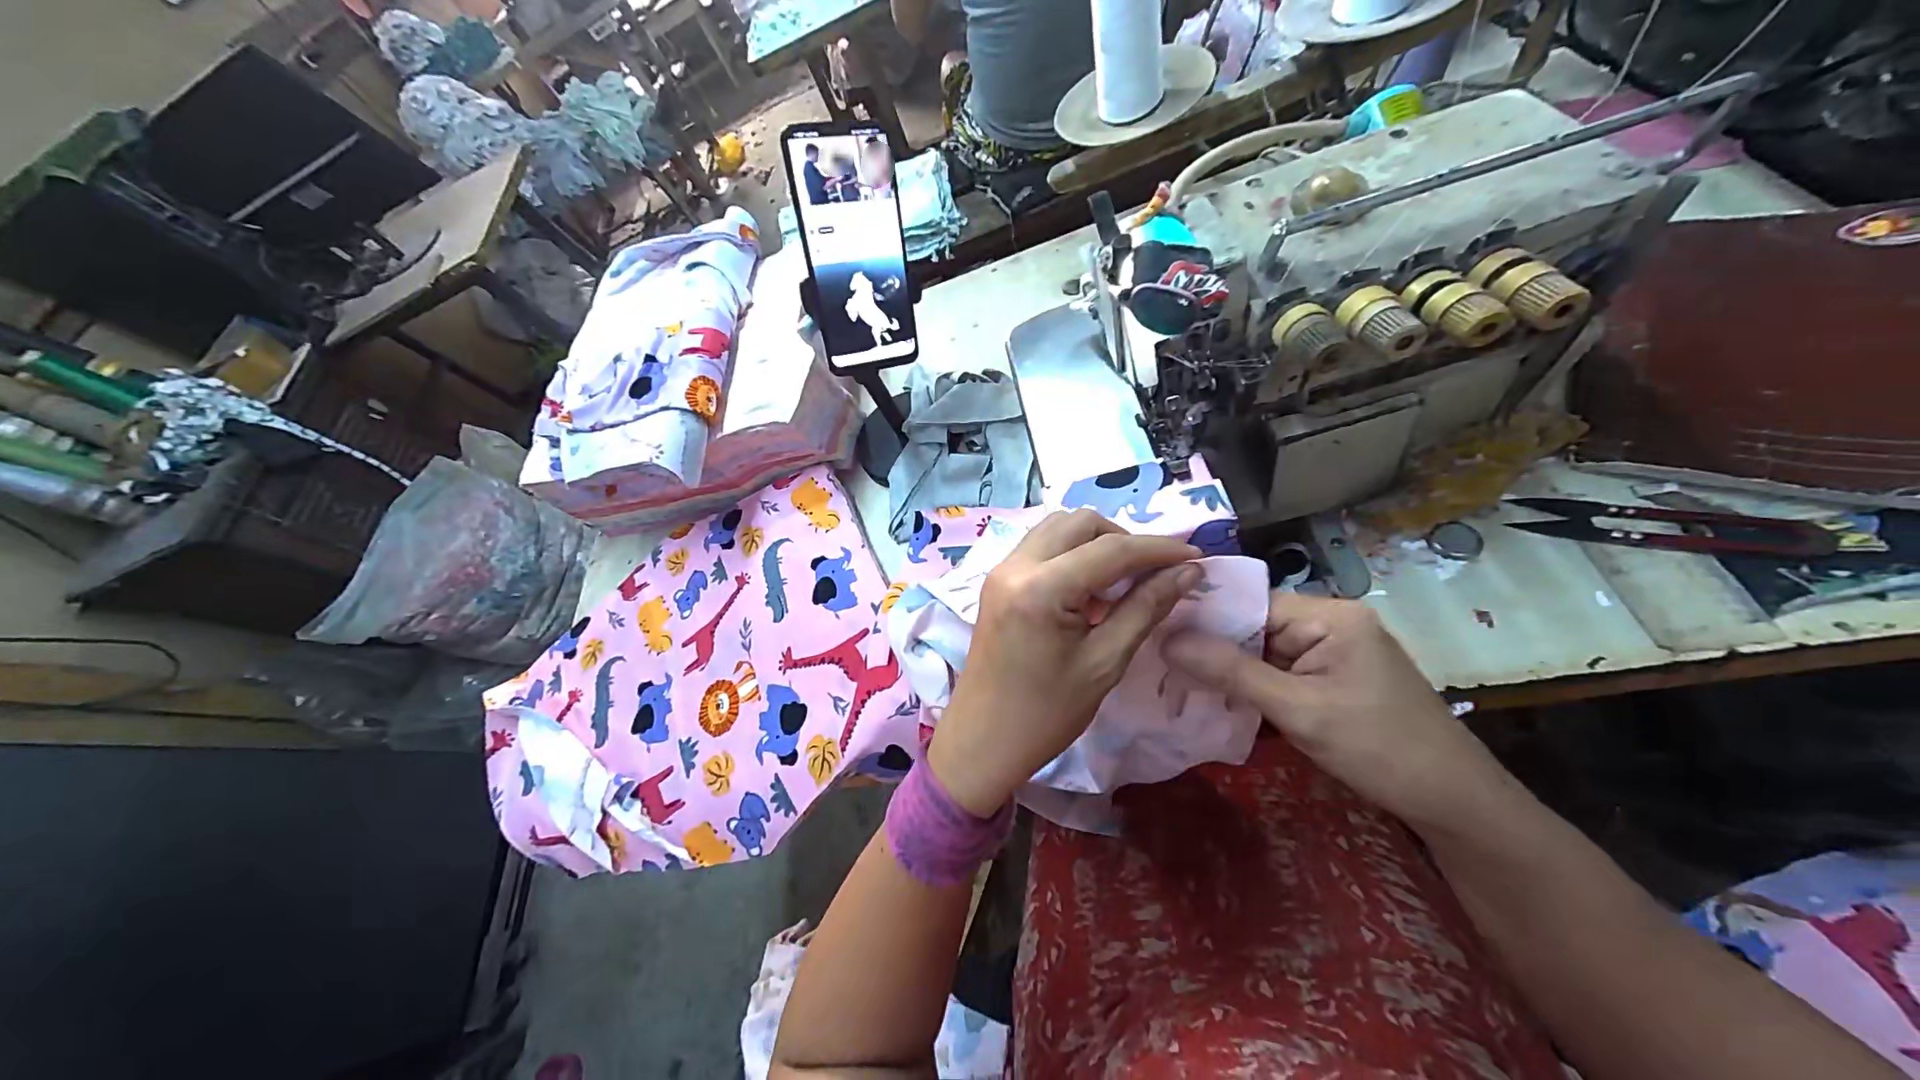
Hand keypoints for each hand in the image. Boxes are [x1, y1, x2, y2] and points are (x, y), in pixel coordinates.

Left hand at [927, 510, 1200, 815]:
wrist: (983, 740)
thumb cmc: (1046, 713)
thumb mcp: (1105, 663)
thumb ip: (1146, 608)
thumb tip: (1187, 572)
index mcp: (1041, 588)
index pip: (1111, 548)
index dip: (1159, 549)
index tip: (1195, 557)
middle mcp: (1015, 566)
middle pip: (1081, 523)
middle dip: (1125, 540)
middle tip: (1154, 573)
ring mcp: (1001, 570)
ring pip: (1058, 528)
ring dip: (1096, 542)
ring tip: (1122, 582)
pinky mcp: (997, 581)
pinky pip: (1041, 547)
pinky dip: (1072, 554)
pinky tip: (1090, 590)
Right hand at [1163, 591, 1505, 830]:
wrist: (1452, 802)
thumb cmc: (1378, 748)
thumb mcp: (1298, 710)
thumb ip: (1232, 672)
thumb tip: (1166, 639)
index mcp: (1330, 616)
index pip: (1250, 603)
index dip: (1204, 619)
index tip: (1157, 635)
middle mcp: (1331, 623)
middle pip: (1254, 626)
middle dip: (1211, 648)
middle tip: (1159, 662)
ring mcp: (1333, 651)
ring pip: (1263, 652)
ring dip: (1228, 671)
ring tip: (1175, 680)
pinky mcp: (1332, 678)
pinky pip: (1279, 672)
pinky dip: (1251, 686)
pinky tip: (1215, 698)